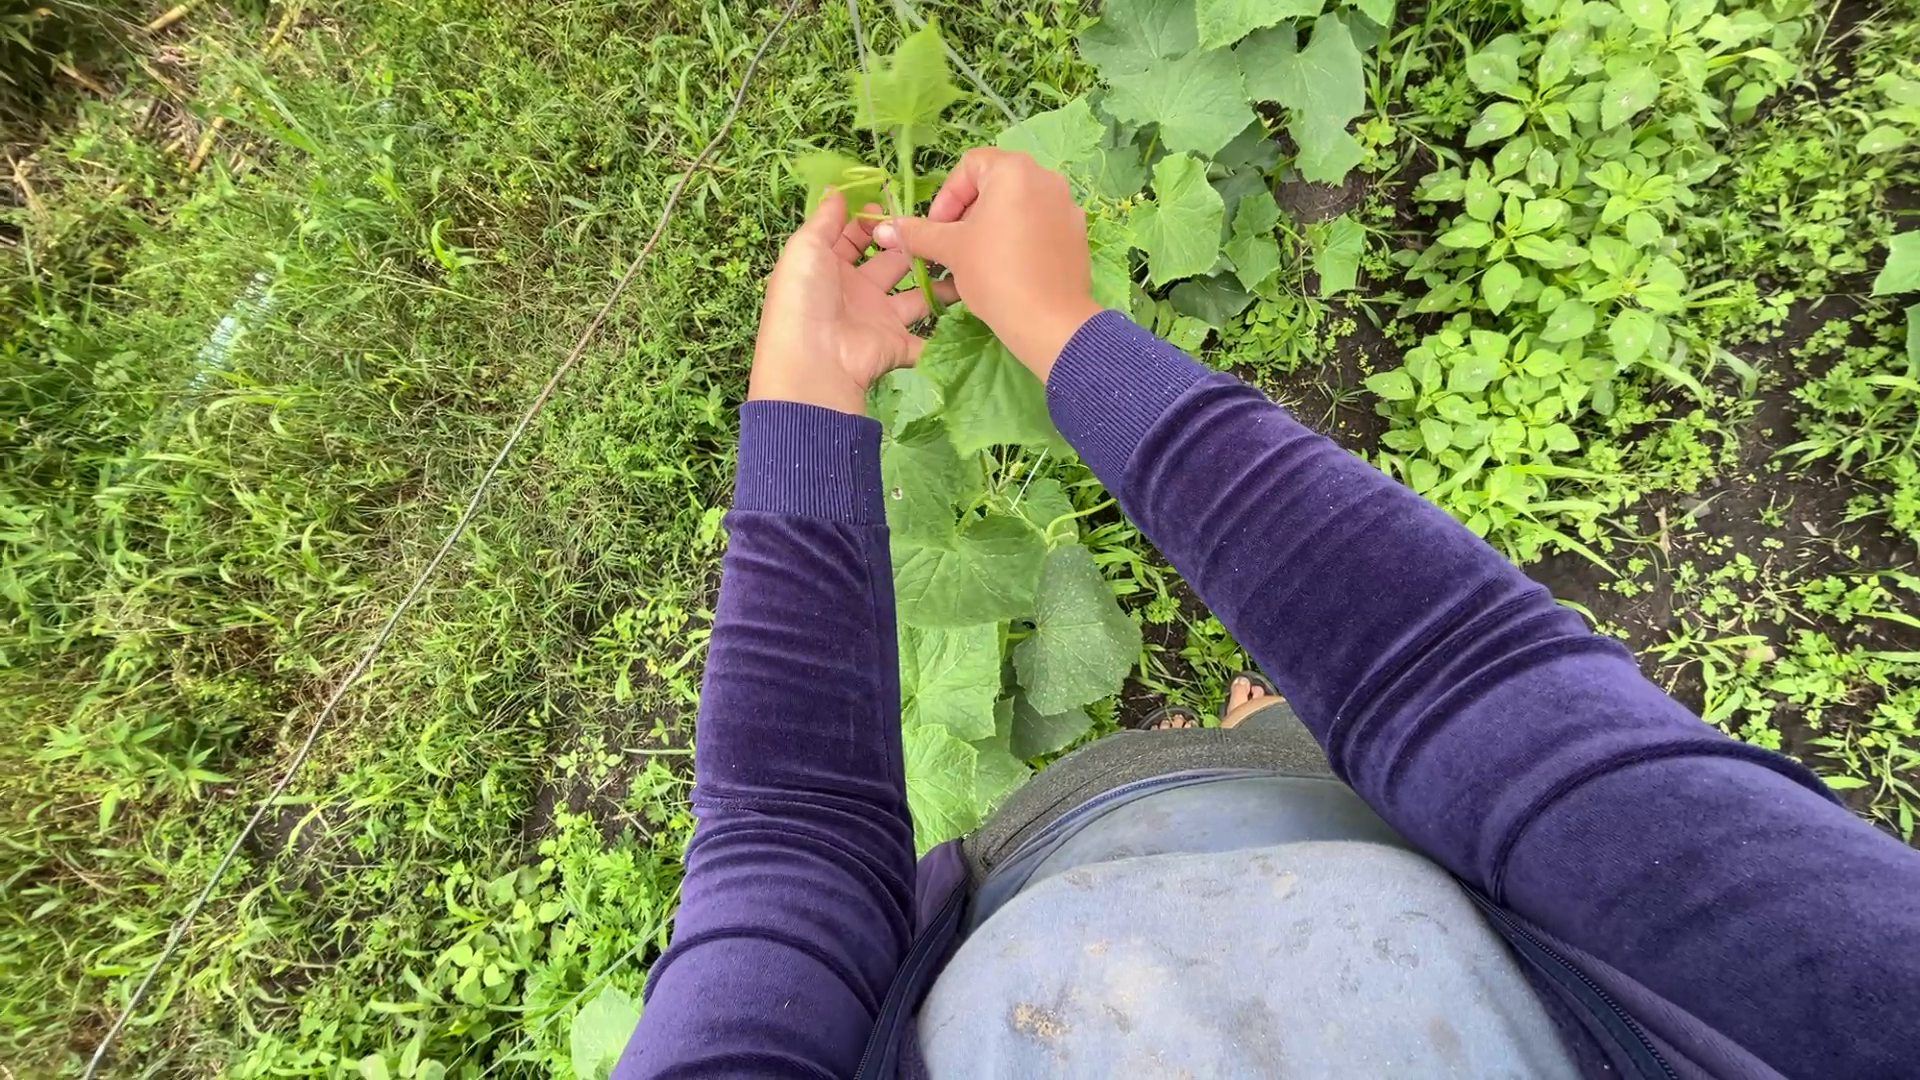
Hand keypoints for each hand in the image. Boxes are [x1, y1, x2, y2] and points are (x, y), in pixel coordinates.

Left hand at [749, 190, 959, 415]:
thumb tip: (837, 191)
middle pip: (890, 264)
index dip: (871, 221)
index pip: (853, 238)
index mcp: (830, 268)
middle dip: (910, 248)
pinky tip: (969, 311)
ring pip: (915, 299)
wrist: (815, 362)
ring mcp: (879, 320)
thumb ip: (824, 219)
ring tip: (963, 263)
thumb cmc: (804, 299)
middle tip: (933, 230)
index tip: (891, 208)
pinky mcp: (897, 346)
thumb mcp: (805, 249)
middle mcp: (857, 292)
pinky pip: (926, 341)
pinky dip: (946, 334)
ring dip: (938, 285)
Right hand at [872, 148, 1102, 381]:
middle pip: (995, 186)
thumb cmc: (995, 275)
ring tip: (979, 262)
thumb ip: (918, 234)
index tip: (937, 231)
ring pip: (1018, 208)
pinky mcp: (1076, 235)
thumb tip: (883, 229)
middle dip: (968, 215)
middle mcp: (1045, 178)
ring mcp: (1066, 206)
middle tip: (955, 249)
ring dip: (992, 229)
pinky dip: (1020, 241)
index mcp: (1014, 169)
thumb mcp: (951, 250)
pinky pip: (1040, 228)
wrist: (1048, 321)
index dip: (946, 198)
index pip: (969, 166)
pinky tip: (1009, 272)